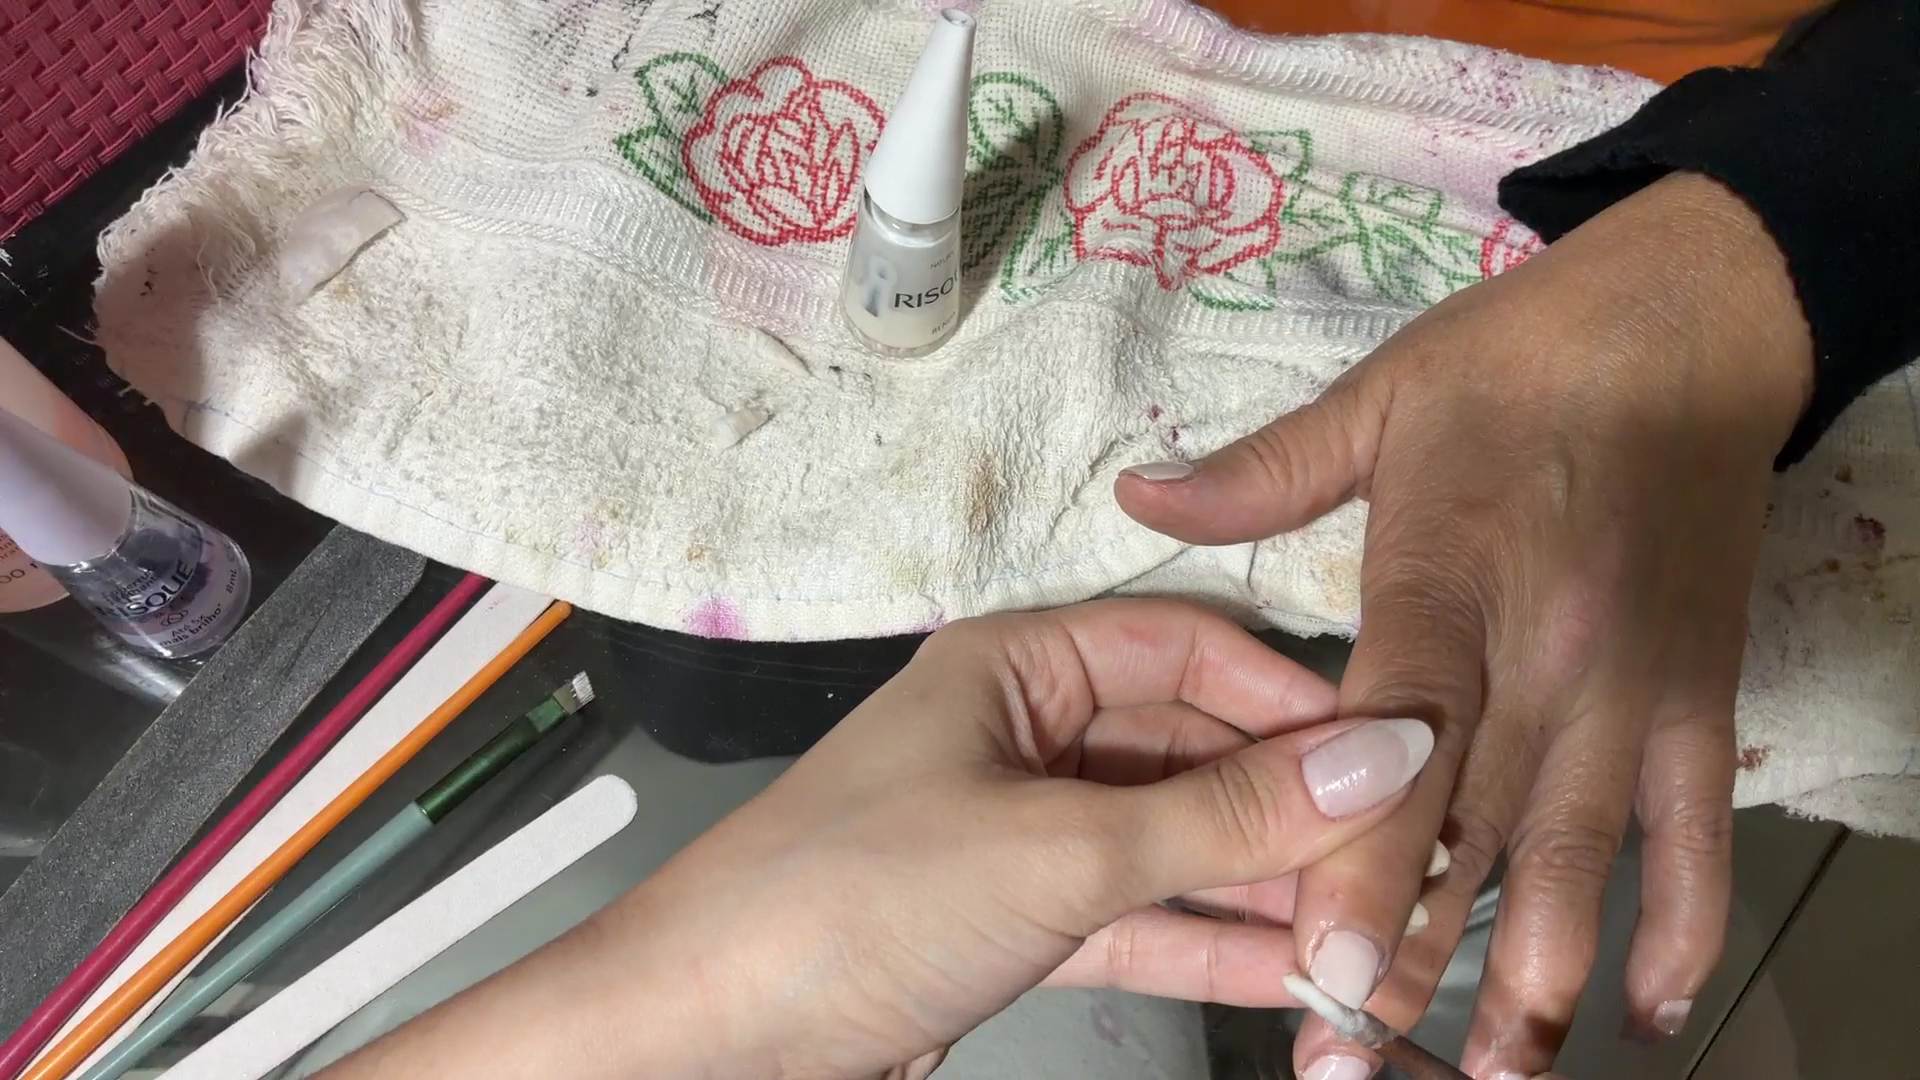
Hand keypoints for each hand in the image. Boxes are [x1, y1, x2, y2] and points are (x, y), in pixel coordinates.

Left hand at [322, 600, 1434, 1079]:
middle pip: (1184, 745)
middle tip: (1399, 868)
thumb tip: (1375, 758)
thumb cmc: (865, 893)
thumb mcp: (1058, 847)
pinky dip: (1204, 937)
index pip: (1182, 649)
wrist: (715, 1029)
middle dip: (1283, 808)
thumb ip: (1220, 813)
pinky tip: (1294, 976)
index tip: (1390, 754)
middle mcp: (1028, 723)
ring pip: (1168, 832)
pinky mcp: (1020, 899)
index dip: (1286, 696)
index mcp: (1019, 663)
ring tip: (1370, 933)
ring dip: (1257, 885)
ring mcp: (1026, 814)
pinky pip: (1135, 902)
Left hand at [1115, 173, 1812, 1078]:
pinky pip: (1691, 822)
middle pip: (1474, 823)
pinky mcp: (1701, 687)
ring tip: (1490, 1071)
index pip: (1392, 741)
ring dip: (1533, 967)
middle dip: (1423, 945)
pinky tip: (1643, 1002)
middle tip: (1370, 1054)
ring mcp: (1636, 680)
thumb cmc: (1505, 366)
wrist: (1690, 321)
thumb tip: (1135, 493)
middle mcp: (1548, 652)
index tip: (1328, 957)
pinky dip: (1672, 913)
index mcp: (1447, 583)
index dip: (1358, 850)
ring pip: (1577, 849)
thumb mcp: (1367, 406)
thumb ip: (1251, 478)